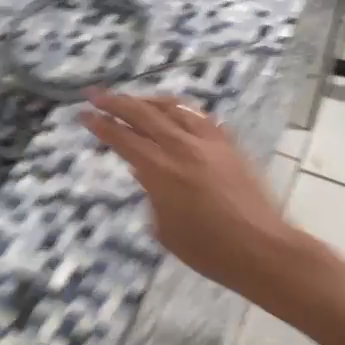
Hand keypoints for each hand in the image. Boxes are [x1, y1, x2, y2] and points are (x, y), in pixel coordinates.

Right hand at [80, 90, 304, 294]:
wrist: (260, 248)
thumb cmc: (208, 250)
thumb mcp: (165, 227)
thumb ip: (151, 193)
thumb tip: (143, 170)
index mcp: (160, 170)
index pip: (123, 138)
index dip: (100, 124)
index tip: (83, 113)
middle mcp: (182, 147)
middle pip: (143, 113)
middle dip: (115, 101)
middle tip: (95, 93)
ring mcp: (208, 141)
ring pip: (171, 107)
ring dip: (146, 101)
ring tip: (131, 100)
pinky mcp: (228, 143)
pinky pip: (197, 116)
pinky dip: (177, 109)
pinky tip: (171, 112)